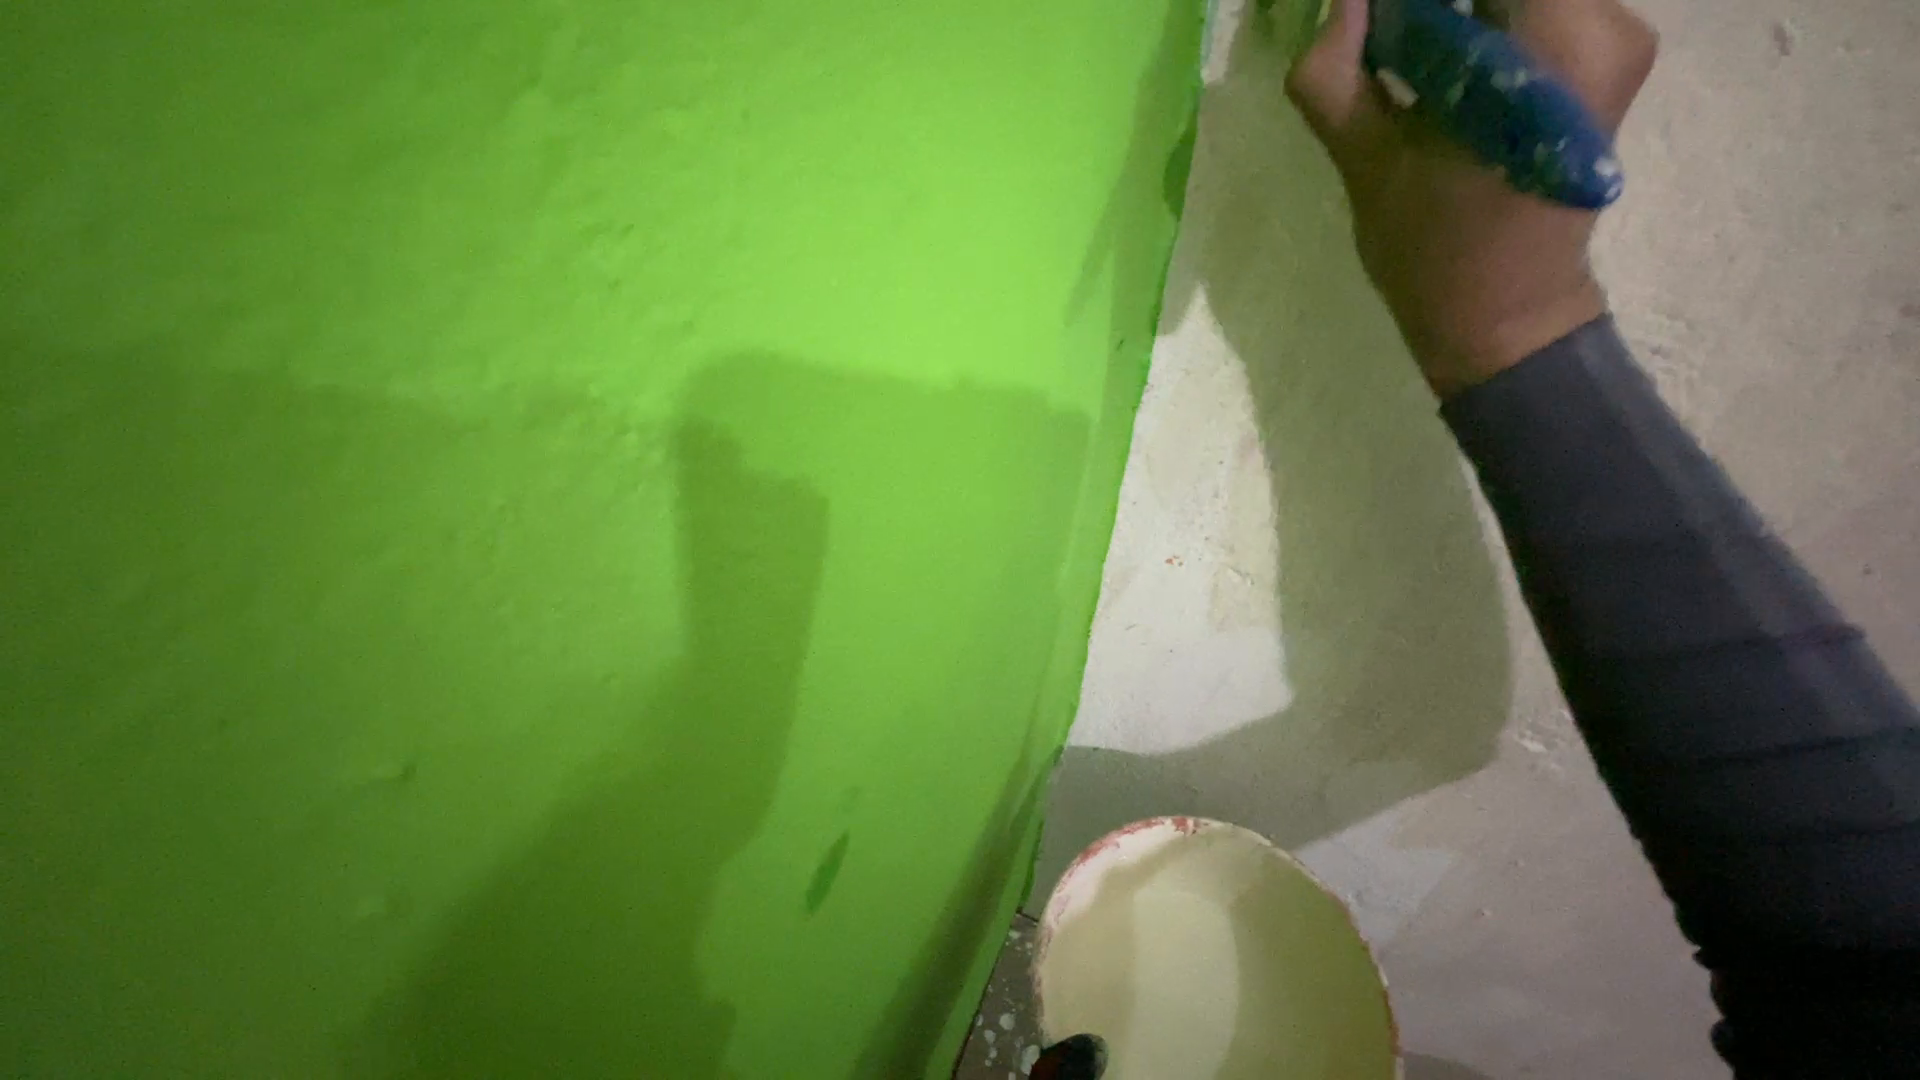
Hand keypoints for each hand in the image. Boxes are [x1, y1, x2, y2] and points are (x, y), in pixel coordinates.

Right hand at [1284, 0, 1658, 395]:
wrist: (1506, 315)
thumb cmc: (1433, 256)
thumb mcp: (1369, 170)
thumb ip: (1336, 81)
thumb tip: (1337, 5)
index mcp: (1555, 51)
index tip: (1369, 16)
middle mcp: (1609, 25)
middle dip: (1431, 5)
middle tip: (1375, 34)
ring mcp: (1615, 40)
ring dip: (1453, 12)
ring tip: (1394, 53)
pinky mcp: (1604, 61)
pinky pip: (1533, 11)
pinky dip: (1479, 21)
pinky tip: (1432, 61)